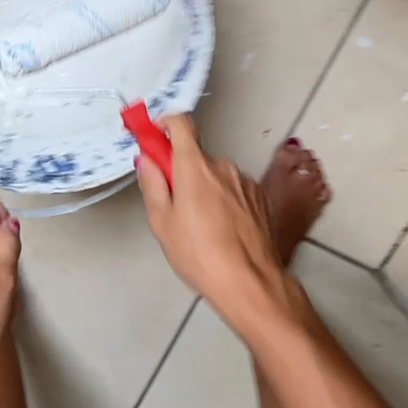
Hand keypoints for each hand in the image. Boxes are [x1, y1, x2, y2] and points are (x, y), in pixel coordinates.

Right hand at [136, 115, 291, 328]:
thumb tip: (147, 159)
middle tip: (175, 205)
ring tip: (203, 227)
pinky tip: (224, 231)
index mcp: (194, 167)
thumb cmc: (200, 255)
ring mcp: (245, 181)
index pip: (180, 123)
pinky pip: (235, 190)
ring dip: (205, 189)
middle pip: (196, 157)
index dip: (164, 124)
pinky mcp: (261, 198)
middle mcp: (222, 166)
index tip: (153, 138)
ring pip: (216, 176)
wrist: (251, 284)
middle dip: (183, 172)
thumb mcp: (162, 223)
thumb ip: (152, 184)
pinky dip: (225, 201)